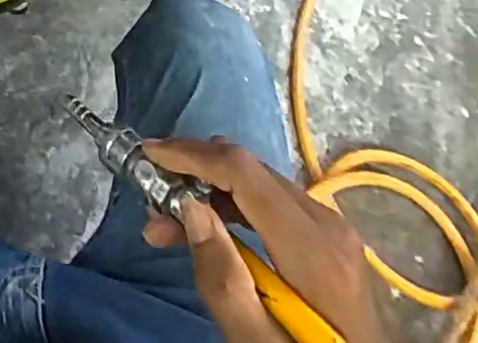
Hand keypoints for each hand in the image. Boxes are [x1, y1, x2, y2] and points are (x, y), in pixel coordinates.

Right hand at [142, 138, 386, 342]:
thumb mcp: (256, 340)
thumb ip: (222, 278)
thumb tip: (188, 207)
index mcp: (312, 249)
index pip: (242, 170)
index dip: (190, 154)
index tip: (146, 155)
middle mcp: (326, 223)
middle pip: (246, 167)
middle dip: (189, 171)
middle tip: (151, 201)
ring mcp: (330, 226)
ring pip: (253, 178)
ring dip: (204, 187)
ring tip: (168, 222)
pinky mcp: (326, 234)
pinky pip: (267, 196)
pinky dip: (227, 200)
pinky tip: (205, 227)